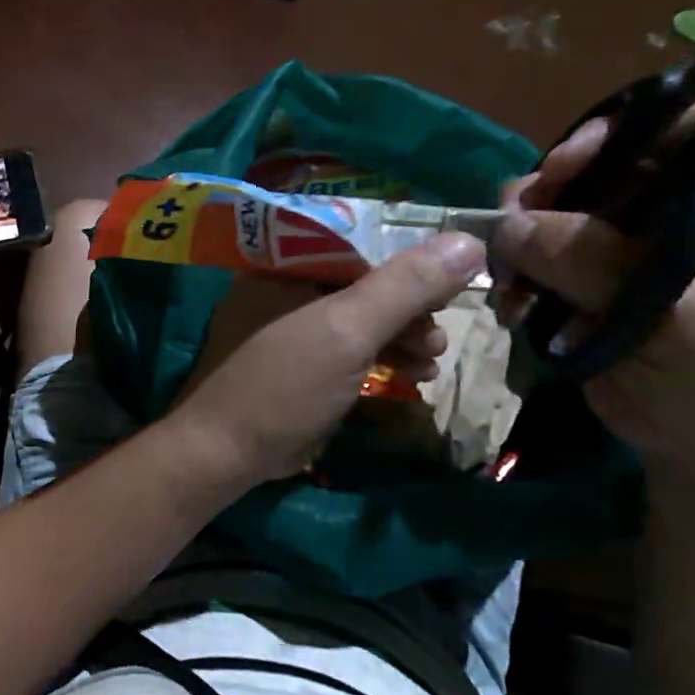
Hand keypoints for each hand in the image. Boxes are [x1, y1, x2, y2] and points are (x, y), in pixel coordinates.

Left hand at [170, 233, 484, 482]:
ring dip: (403, 334)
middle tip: (438, 333)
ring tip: (432, 358)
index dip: (406, 256)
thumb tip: (468, 241)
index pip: (355, 240)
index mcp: (281, 263)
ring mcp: (290, 324)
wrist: (226, 454)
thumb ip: (406, 286)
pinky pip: (350, 345)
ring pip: (360, 316)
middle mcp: (284, 285)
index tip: (452, 277)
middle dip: (408, 306)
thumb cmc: (283, 383)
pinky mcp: (300, 359)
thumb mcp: (347, 330)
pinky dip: (383, 355)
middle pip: (362, 280)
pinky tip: (417, 373)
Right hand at [493, 117, 694, 500]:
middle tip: (511, 221)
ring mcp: (650, 260)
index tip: (561, 167)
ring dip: (530, 243)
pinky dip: (528, 281)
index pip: (691, 126)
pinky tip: (517, 307)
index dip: (623, 132)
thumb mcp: (688, 317)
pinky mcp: (610, 298)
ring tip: (506, 275)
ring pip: (573, 222)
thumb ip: (593, 260)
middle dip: (556, 194)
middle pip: (614, 172)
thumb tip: (506, 225)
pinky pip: (555, 269)